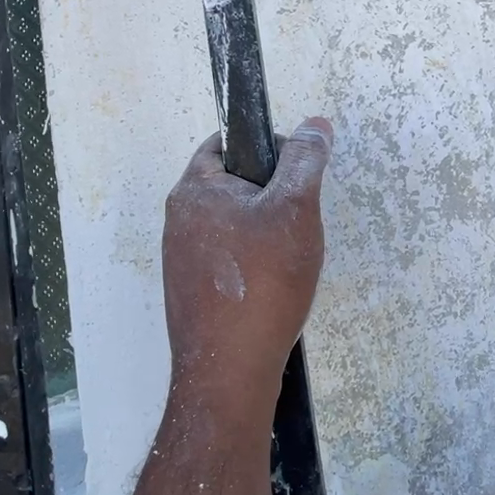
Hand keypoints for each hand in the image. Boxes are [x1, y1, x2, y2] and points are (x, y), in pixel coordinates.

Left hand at [159, 119, 331, 413]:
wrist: (231, 371)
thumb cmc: (263, 280)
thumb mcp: (295, 208)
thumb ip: (305, 160)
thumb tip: (315, 123)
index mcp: (194, 190)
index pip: (225, 143)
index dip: (266, 145)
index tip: (296, 170)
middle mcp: (179, 219)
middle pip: (232, 183)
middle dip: (270, 192)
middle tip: (300, 215)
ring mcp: (182, 258)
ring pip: (233, 222)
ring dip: (264, 228)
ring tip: (291, 252)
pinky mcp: (191, 290)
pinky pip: (228, 255)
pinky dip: (254, 258)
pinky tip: (276, 282)